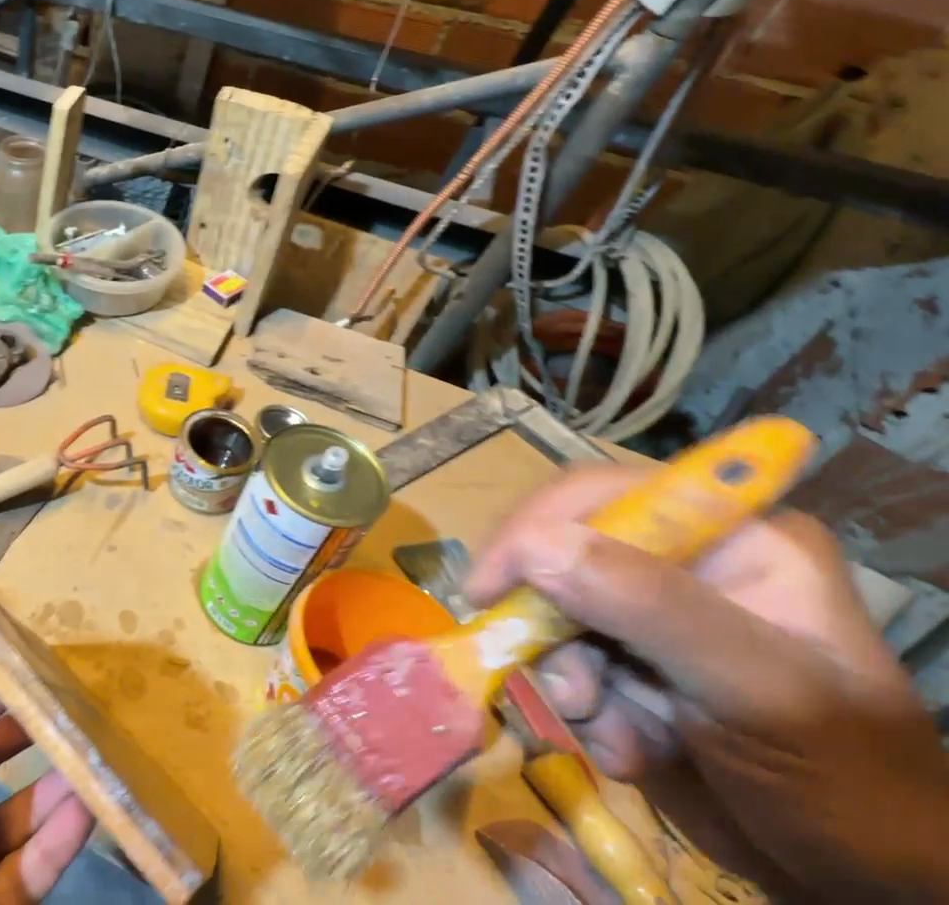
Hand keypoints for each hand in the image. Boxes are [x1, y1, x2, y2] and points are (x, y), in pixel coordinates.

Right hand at [464, 466, 948, 900]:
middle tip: (568, 690)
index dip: (535, 531)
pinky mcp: (635, 664)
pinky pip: (568, 665)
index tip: (488, 592)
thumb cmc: (844, 781)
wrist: (874, 883)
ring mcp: (658, 616)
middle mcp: (688, 564)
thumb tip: (533, 546)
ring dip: (571, 680)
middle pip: (563, 559)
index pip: (602, 496)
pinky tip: (632, 749)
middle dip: (554, 628)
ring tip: (616, 733)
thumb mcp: (755, 689)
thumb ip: (649, 607)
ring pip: (555, 617)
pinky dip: (587, 713)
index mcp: (736, 539)